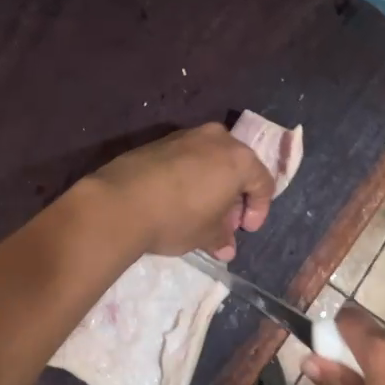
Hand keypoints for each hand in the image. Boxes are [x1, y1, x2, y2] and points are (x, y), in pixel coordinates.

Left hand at [84, 124, 278, 259]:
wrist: (120, 201)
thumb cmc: (177, 218)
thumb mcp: (205, 234)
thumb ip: (221, 237)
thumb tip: (225, 248)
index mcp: (239, 159)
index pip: (263, 183)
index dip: (259, 210)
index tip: (245, 230)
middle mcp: (216, 139)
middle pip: (237, 167)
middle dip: (233, 197)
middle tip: (223, 223)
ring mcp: (186, 136)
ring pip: (210, 160)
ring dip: (211, 185)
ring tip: (199, 213)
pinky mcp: (159, 140)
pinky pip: (186, 158)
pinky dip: (189, 176)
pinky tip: (176, 199)